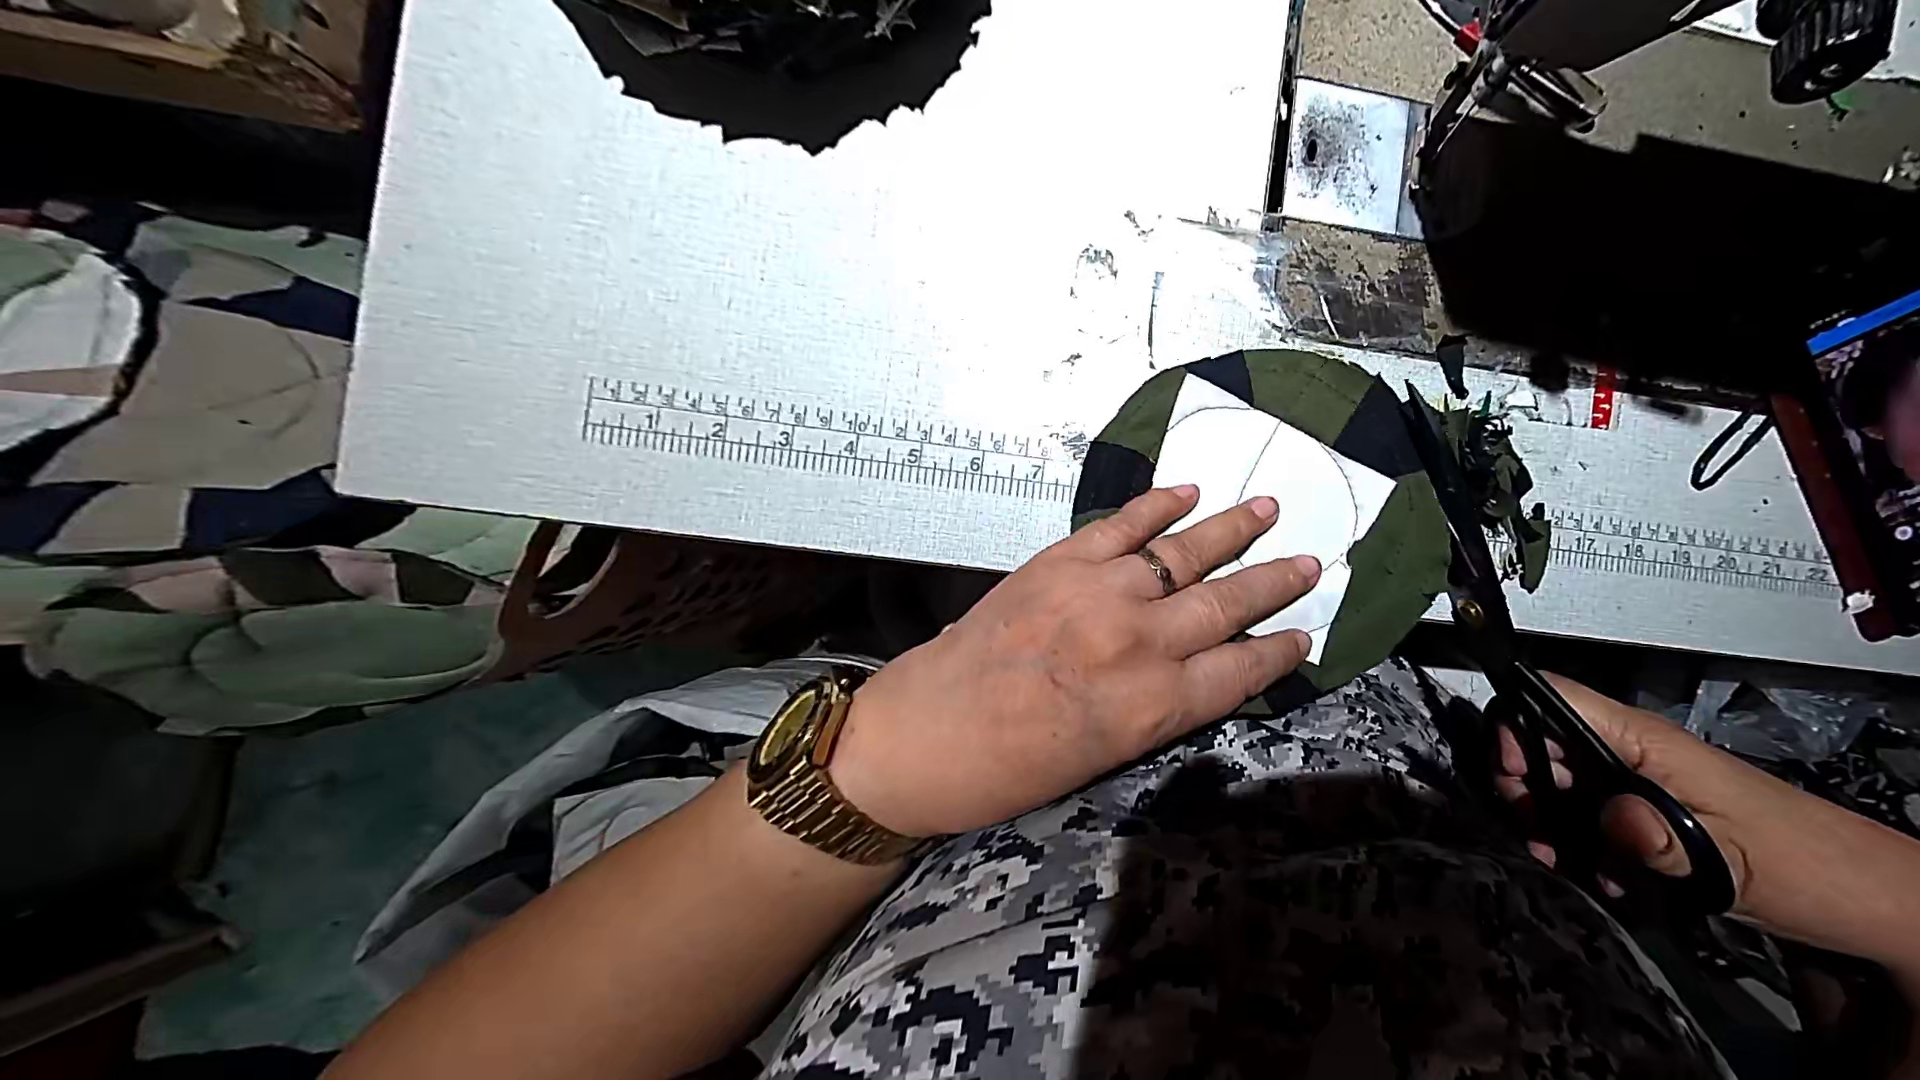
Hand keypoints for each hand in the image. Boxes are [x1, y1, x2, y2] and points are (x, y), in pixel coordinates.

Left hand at [829, 485, 1320, 838]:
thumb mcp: (1100, 756)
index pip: (1240, 671)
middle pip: (1225, 605)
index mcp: (1154, 708)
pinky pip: (1119, 526)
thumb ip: (1151, 708)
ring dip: (1230, 530)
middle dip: (1274, 584)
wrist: (924, 733)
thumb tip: (1187, 669)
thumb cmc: (1009, 769)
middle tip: (1310, 563)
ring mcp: (1097, 594)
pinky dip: (1154, 507)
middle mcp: (1138, 643)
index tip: (1305, 634)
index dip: (1278, 651)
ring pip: (1182, 555)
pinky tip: (1184, 493)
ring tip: (1267, 508)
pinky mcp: (1056, 562)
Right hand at [1502, 675, 1919, 973]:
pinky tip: (1597, 871)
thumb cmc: (1812, 869)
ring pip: (1556, 782)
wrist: (1878, 905)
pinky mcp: (1641, 807)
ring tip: (1565, 861)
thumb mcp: (1734, 861)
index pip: (1549, 696)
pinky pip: (1584, 811)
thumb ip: (1660, 839)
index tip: (1511, 771)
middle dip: (1524, 786)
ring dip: (1548, 821)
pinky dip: (1577, 840)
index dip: (1513, 723)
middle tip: (1536, 831)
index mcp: (1643, 740)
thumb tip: (1608, 817)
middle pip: (1540, 744)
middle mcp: (1629, 750)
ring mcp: (1634, 779)